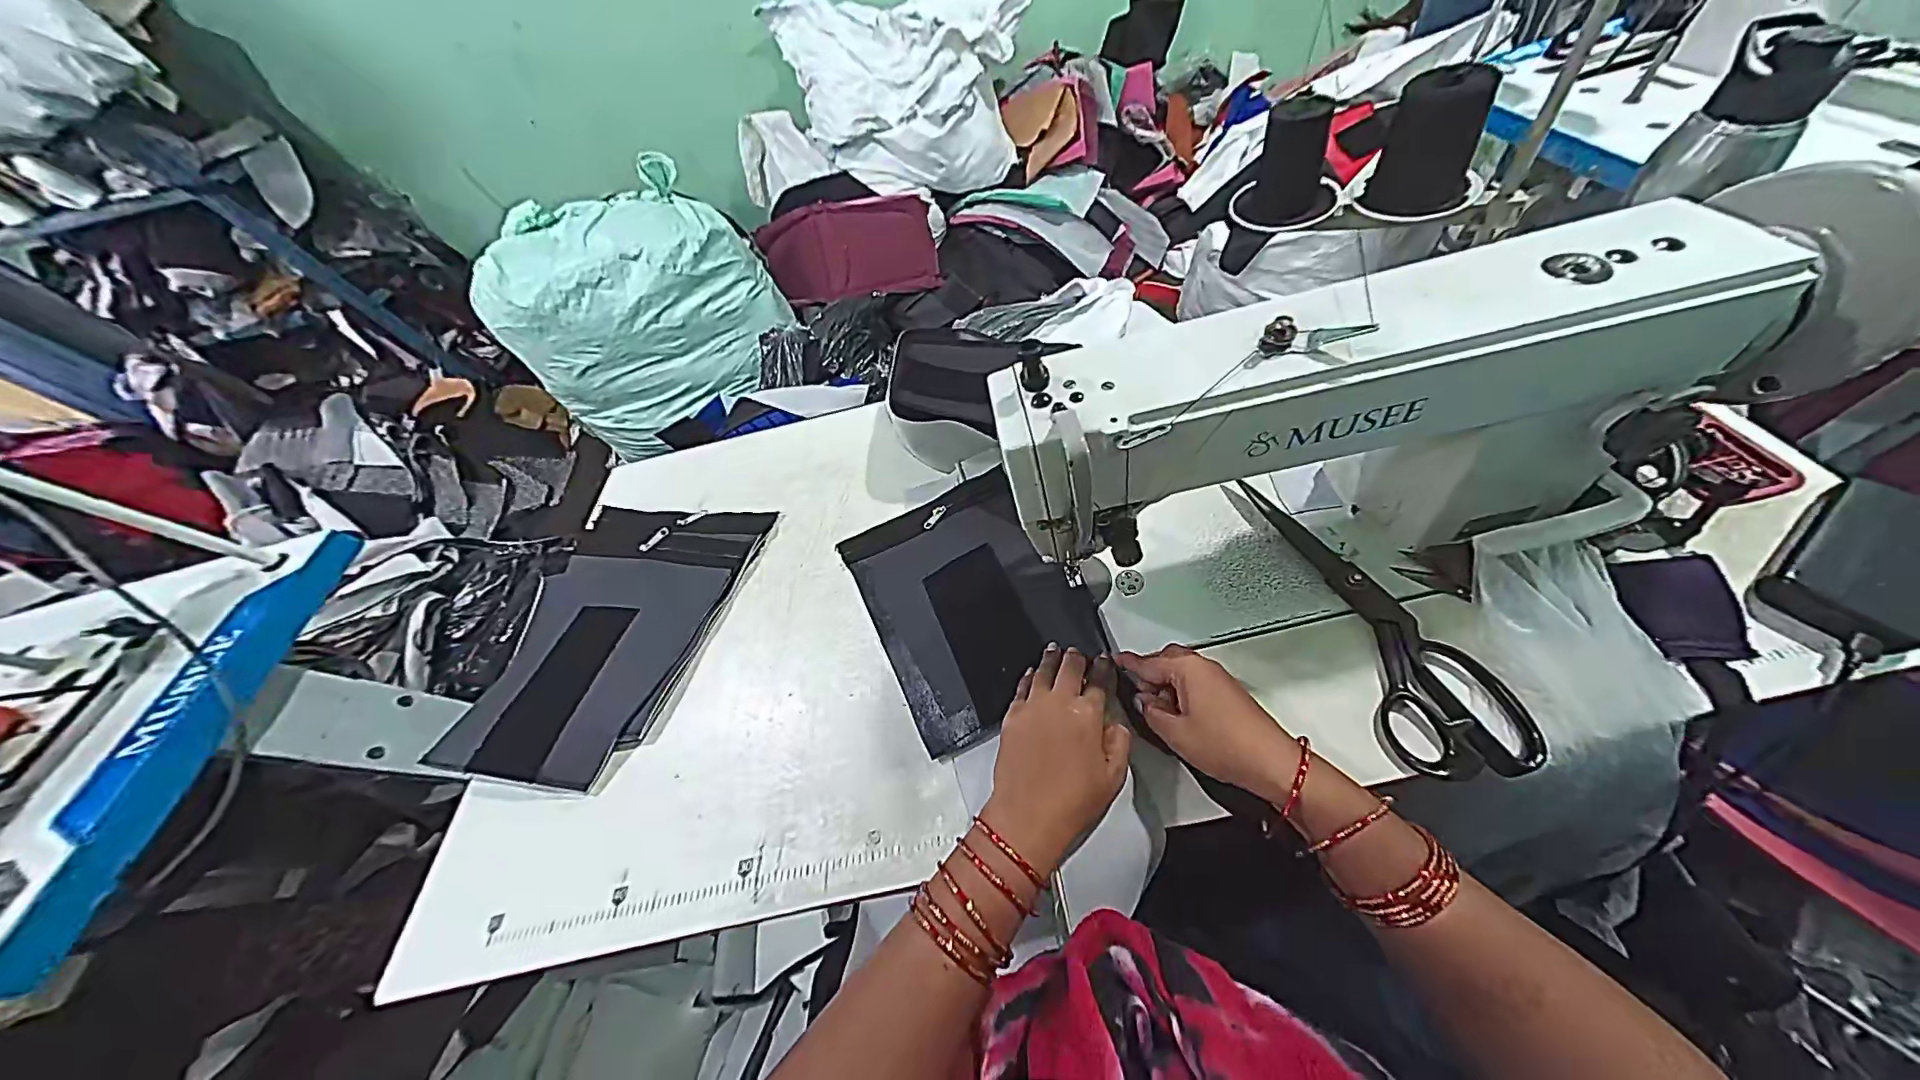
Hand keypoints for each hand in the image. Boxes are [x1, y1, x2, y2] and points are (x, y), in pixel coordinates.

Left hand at [983, 645, 1131, 876]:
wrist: (1028, 815)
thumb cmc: (1069, 802)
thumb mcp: (1113, 776)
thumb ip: (1119, 743)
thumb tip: (1116, 726)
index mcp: (1088, 714)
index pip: (1099, 680)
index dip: (1104, 667)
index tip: (1105, 662)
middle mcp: (1059, 703)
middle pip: (1070, 667)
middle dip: (1077, 657)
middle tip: (1079, 654)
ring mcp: (1032, 707)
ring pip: (1043, 670)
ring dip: (1051, 659)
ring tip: (1055, 651)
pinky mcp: (1012, 717)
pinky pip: (1022, 687)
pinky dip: (1028, 677)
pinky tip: (1031, 675)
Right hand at [1116, 645, 1301, 803]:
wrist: (1270, 762)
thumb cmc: (1231, 746)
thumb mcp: (1174, 733)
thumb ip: (1150, 712)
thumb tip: (1144, 703)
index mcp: (1188, 668)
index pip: (1147, 661)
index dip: (1128, 664)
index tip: (1116, 662)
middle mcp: (1204, 667)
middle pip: (1166, 661)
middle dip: (1149, 676)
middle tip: (1136, 695)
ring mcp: (1218, 678)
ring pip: (1181, 673)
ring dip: (1167, 686)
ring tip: (1160, 714)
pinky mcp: (1227, 692)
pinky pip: (1196, 683)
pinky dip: (1183, 694)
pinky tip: (1181, 718)